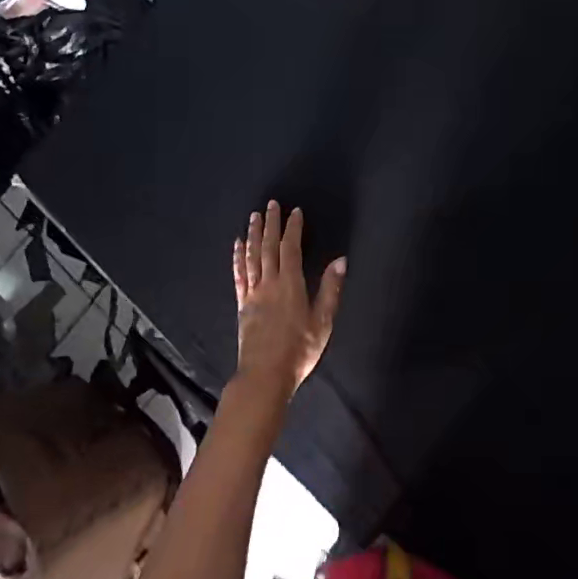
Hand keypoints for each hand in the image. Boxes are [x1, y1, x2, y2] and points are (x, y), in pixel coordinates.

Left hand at [231, 201, 345, 399]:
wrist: (265, 374)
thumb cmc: (299, 350)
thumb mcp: (322, 321)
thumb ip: (330, 289)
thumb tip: (340, 260)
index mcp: (290, 284)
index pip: (290, 248)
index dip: (293, 228)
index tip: (295, 211)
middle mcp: (269, 282)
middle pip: (268, 246)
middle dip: (270, 223)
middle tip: (271, 204)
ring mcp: (252, 292)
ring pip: (251, 256)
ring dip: (253, 234)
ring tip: (253, 217)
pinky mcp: (241, 304)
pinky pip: (239, 274)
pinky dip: (238, 257)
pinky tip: (237, 245)